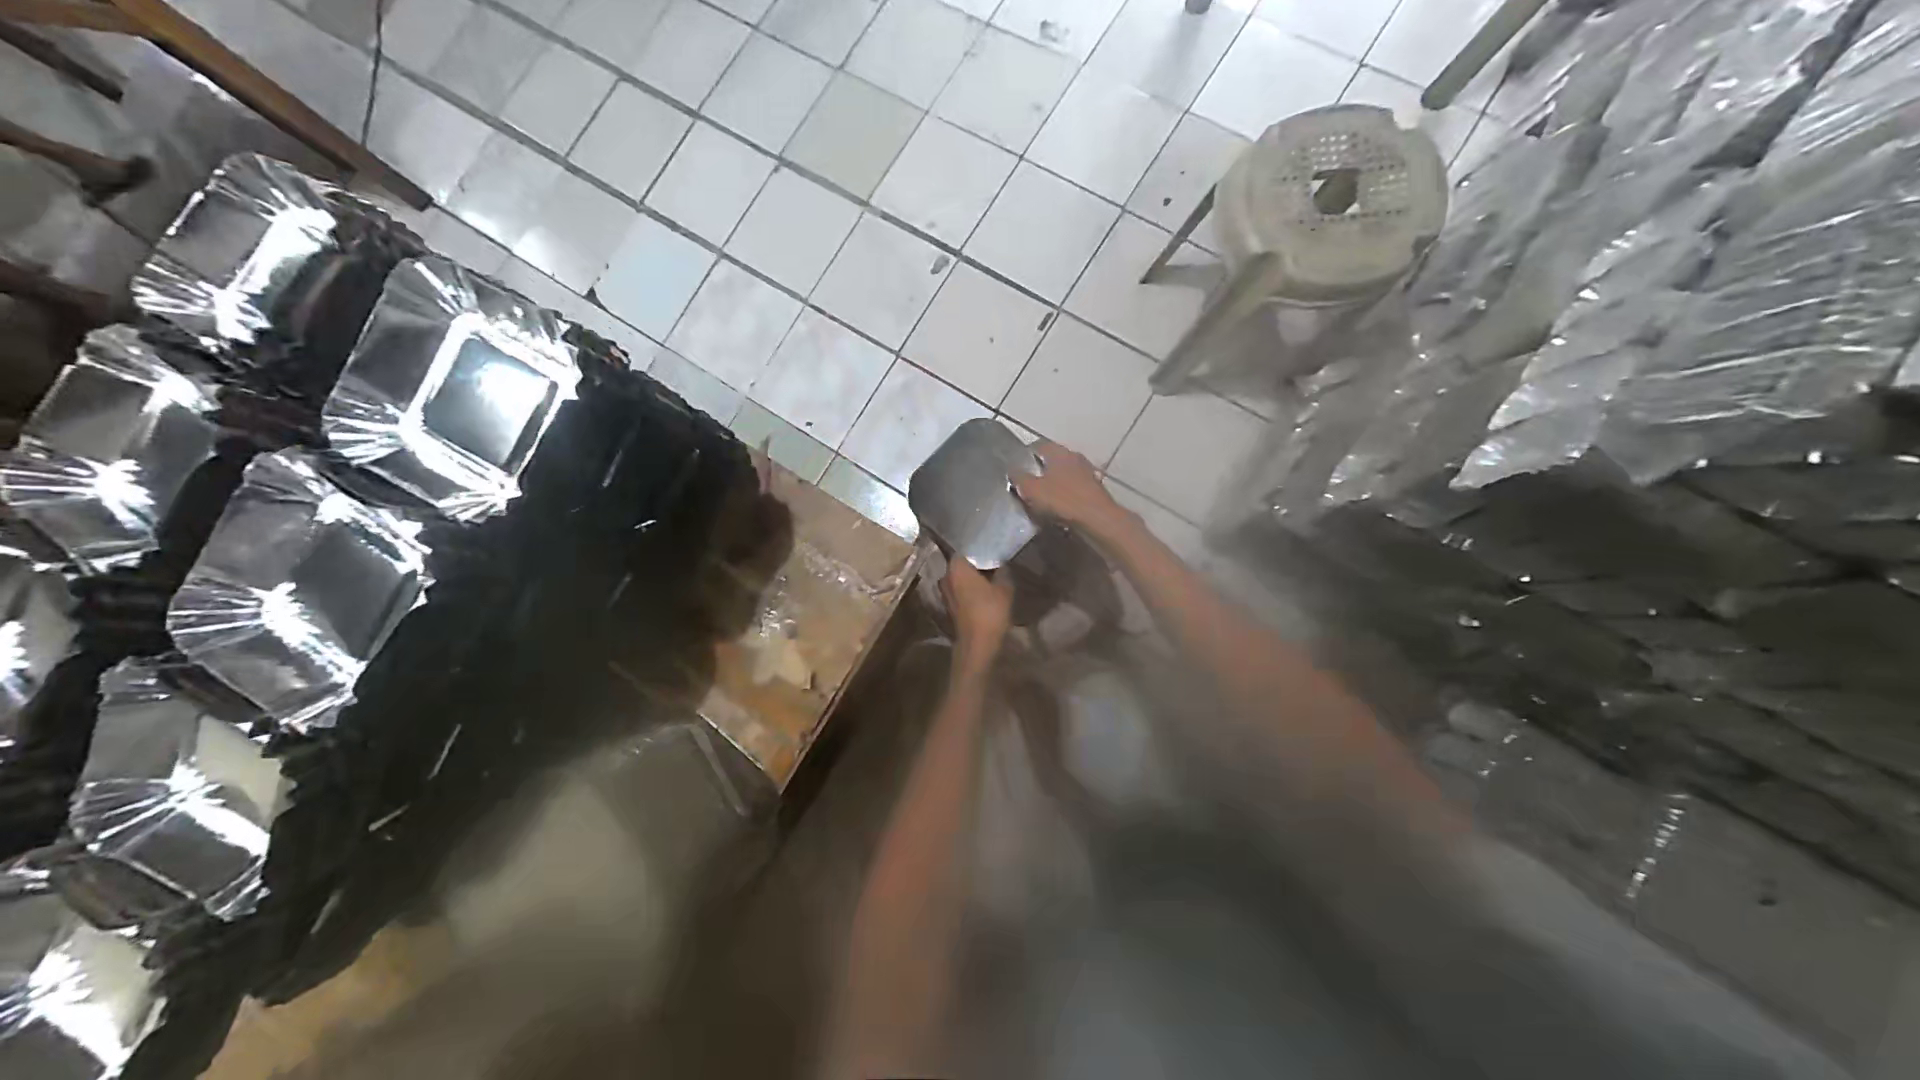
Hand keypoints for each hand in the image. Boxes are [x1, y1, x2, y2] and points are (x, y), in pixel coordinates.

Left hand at [941, 557, 1013, 667]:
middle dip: (972, 566)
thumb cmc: (990, 611)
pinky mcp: (947, 608)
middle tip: (990, 566)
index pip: (962, 551)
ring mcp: (944, 594)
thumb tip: (1001, 565)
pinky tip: (981, 596)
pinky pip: (958, 593)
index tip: (988, 552)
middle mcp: (945, 578)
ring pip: (957, 581)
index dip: (975, 551)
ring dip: (969, 581)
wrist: (977, 643)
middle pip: (959, 566)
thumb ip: (1002, 573)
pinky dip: (967, 593)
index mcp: (956, 568)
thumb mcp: (1004, 589)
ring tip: (987, 581)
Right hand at [1012, 441, 1131, 540]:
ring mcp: (1088, 472)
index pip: (1038, 445)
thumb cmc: (1062, 501)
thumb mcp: (1031, 490)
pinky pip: (1075, 488)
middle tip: (1027, 483)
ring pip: (1065, 473)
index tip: (1016, 467)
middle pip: (1053, 459)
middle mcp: (1075, 457)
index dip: (1025, 455)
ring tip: (1042, 497)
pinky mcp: (1096, 489)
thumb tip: (1012, 469)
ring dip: (1055, 482)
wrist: (1098, 520)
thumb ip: (1019, 478)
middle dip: (1040, 469)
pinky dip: (1066, 494)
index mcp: (1058, 452)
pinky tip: (1059, 507)